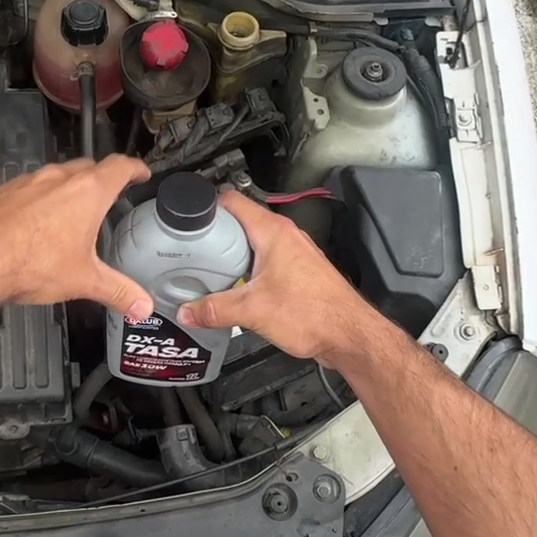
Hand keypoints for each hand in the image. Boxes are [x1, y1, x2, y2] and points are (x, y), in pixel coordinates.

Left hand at [0, 155, 153, 316]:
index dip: (135, 167)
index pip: (119, 167)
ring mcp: (28, 183)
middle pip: (89, 166)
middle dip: (103, 176)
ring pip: (57, 175)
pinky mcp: (4, 193)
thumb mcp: (84, 280)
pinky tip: (37, 220)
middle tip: (110, 190)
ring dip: (69, 186)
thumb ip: (118, 291)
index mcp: (87, 193)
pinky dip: (40, 197)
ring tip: (73, 208)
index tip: (140, 171)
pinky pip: (29, 187)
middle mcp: (58, 179)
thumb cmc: (30, 263)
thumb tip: (141, 305)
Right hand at [177, 191, 375, 362]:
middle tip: (194, 253)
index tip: (189, 221)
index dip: (207, 207)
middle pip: (240, 223)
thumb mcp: (252, 311)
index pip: (233, 201)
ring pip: (254, 244)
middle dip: (216, 237)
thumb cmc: (316, 314)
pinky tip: (239, 291)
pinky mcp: (298, 271)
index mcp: (274, 232)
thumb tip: (188, 311)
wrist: (348, 335)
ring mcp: (294, 253)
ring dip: (232, 256)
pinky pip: (266, 261)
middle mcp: (286, 236)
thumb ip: (214, 310)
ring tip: (212, 273)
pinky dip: (249, 271)